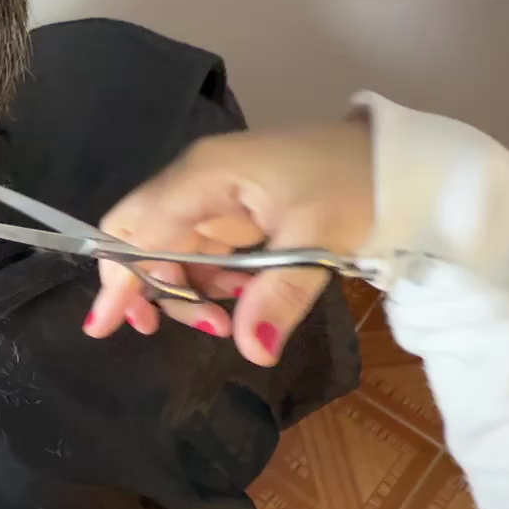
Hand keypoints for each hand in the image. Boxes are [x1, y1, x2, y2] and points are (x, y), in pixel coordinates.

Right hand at [84, 118, 373, 365]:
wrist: (400, 157)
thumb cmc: (357, 183)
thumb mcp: (321, 239)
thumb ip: (279, 294)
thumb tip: (251, 351)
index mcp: (203, 175)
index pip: (140, 229)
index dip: (122, 278)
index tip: (108, 325)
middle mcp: (192, 181)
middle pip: (135, 233)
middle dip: (137, 284)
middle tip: (150, 328)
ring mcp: (207, 194)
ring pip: (162, 246)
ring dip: (179, 289)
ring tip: (220, 321)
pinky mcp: (225, 210)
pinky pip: (193, 249)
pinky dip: (204, 280)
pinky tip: (236, 295)